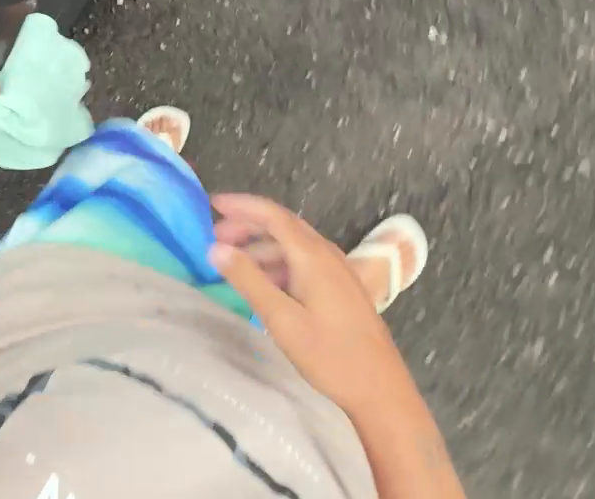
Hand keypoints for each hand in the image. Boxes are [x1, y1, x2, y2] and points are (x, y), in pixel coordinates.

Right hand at [209, 193, 424, 421]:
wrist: (381, 389)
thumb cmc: (330, 355)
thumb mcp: (282, 320)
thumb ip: (249, 280)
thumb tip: (216, 248)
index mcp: (312, 255)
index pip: (272, 215)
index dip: (241, 205)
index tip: (213, 204)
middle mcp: (326, 253)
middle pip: (282, 225)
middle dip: (248, 224)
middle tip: (216, 236)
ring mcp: (336, 269)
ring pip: (292, 244)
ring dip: (261, 245)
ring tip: (233, 261)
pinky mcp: (339, 286)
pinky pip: (303, 261)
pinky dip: (277, 262)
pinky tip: (263, 282)